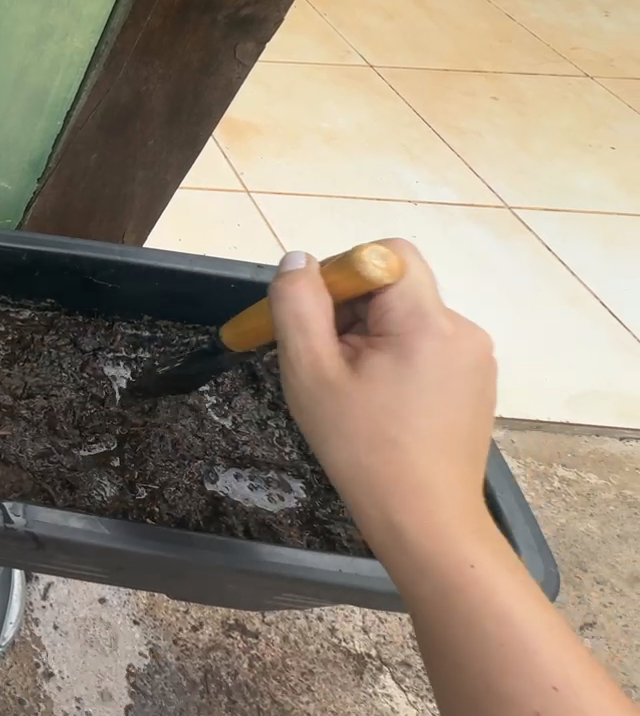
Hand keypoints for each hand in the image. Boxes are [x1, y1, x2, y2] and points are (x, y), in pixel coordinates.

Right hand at [269, 239, 497, 555]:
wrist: (420, 513)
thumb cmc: (356, 439)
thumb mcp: (307, 367)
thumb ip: (298, 303)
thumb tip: (298, 260)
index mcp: (427, 323)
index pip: (386, 255)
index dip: (340, 271)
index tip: (313, 313)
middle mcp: (461, 330)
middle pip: (389, 285)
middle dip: (342, 308)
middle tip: (312, 353)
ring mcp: (471, 356)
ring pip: (398, 314)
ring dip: (358, 332)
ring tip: (337, 378)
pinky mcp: (468, 378)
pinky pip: (415, 340)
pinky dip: (381, 351)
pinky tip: (365, 391)